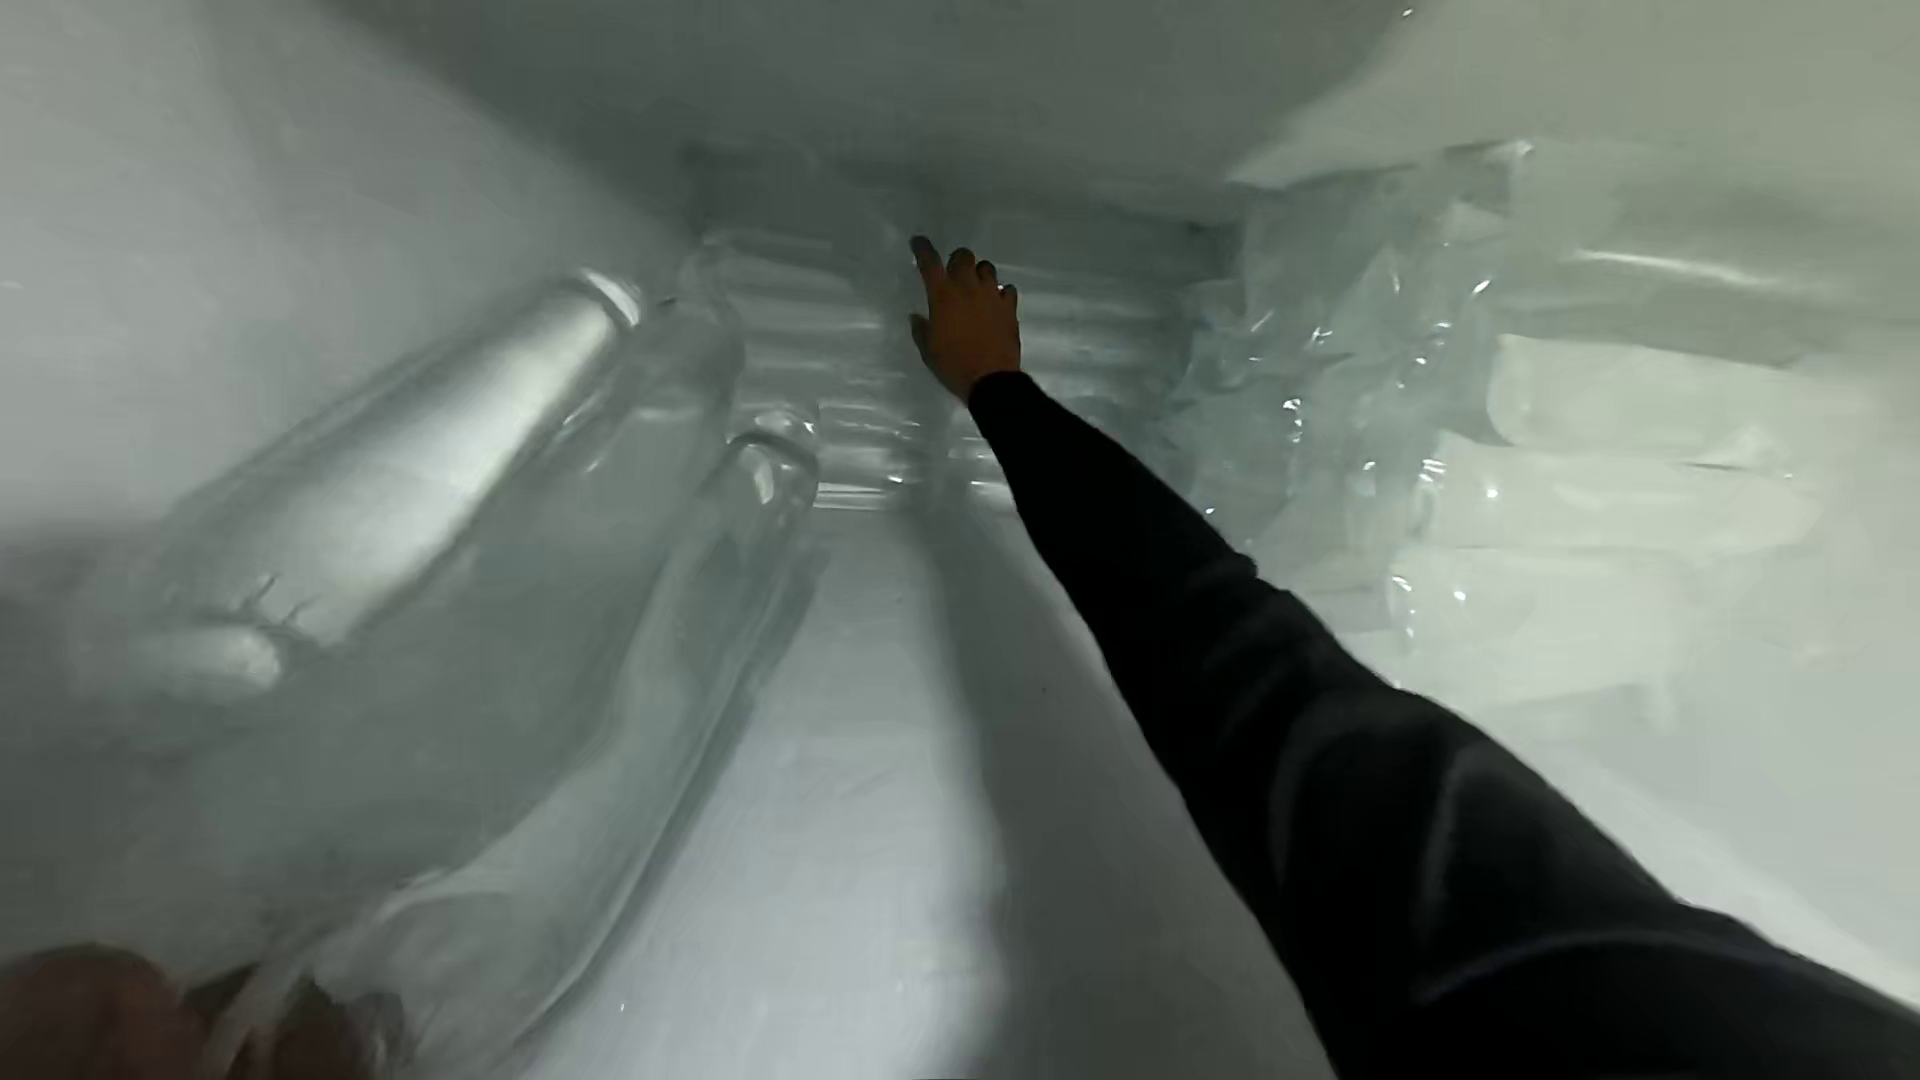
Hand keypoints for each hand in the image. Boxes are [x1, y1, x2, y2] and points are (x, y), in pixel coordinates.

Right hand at [909, 236, 1020, 400]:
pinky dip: (1000, 293)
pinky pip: (1007, 289)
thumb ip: (921, 329)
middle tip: (953, 274)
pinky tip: (996, 304)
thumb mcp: (929, 351)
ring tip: (976, 288)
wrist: (991, 381)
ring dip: (979, 274)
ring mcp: (992, 296)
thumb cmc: (955, 366)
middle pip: (963, 256)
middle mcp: (968, 288)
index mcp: (943, 296)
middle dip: (956, 261)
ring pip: (987, 269)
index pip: (930, 262)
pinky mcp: (1010, 308)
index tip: (918, 243)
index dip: (922, 249)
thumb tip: (916, 316)